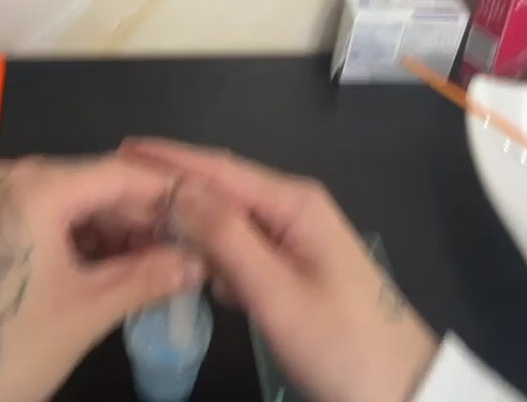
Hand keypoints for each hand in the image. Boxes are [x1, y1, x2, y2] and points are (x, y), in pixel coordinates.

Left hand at [0, 156, 203, 401]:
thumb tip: (200, 263)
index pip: (118, 173)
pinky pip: (53, 216)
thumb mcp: (86, 312)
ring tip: (163, 258)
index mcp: (35, 187)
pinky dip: (87, 238)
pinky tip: (121, 262)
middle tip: (190, 243)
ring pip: (77, 201)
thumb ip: (147, 278)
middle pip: (97, 184)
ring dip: (118, 228)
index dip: (166, 191)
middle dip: (144, 214)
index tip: (207, 209)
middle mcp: (15, 177)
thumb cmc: (8, 350)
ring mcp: (1, 198)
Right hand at [121, 139, 438, 401]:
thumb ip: (226, 237)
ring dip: (190, 224)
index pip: (219, 169)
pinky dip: (213, 254)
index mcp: (292, 202)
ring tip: (143, 225)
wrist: (404, 395)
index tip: (125, 149)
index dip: (171, 158)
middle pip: (221, 189)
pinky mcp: (293, 266)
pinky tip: (191, 267)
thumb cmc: (343, 344)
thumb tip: (177, 188)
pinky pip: (241, 247)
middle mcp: (292, 208)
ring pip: (228, 220)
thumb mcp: (278, 294)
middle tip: (122, 192)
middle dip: (174, 188)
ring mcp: (294, 237)